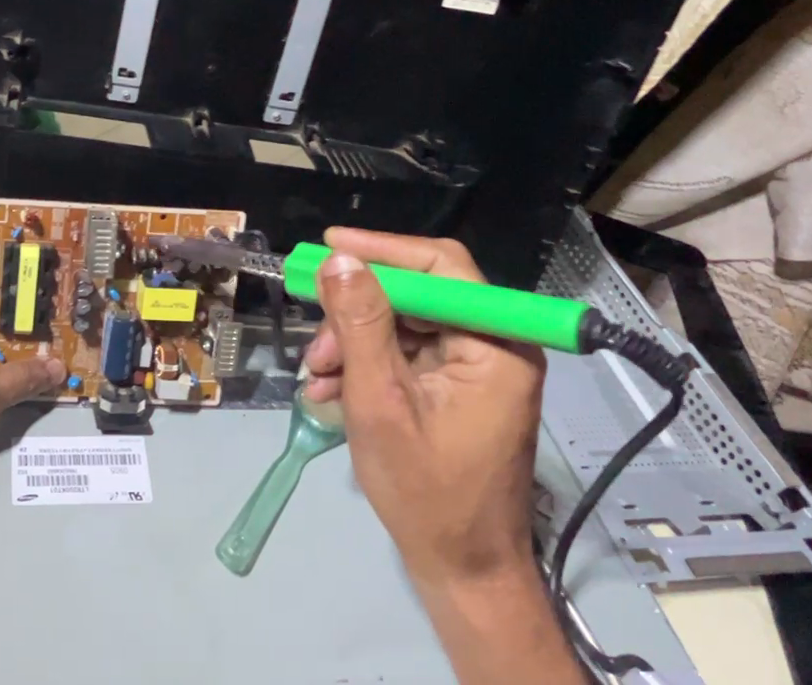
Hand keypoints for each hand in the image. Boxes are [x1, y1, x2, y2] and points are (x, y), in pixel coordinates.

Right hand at [302, 228, 545, 590]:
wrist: (460, 567)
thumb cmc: (426, 493)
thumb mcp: (380, 403)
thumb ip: (360, 327)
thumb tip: (339, 260)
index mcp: (496, 345)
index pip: (441, 268)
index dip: (383, 251)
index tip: (328, 245)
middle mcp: (494, 345)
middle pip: (416, 296)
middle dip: (356, 313)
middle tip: (315, 342)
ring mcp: (475, 368)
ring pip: (401, 324)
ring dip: (352, 343)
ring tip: (319, 377)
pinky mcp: (455, 387)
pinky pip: (403, 353)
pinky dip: (364, 364)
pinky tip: (331, 390)